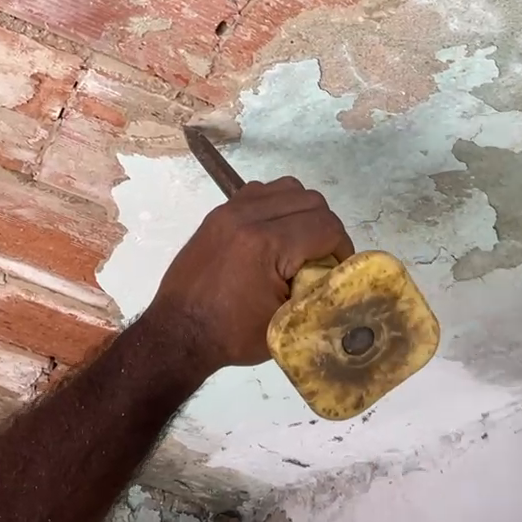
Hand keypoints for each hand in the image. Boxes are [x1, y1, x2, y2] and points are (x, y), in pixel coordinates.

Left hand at [143, 177, 354, 378]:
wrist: (178, 329)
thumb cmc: (232, 334)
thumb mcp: (286, 321)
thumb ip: (316, 291)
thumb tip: (336, 274)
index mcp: (265, 244)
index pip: (325, 225)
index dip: (342, 247)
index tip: (339, 269)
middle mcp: (247, 216)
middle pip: (309, 200)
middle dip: (325, 228)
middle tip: (322, 258)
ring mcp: (229, 210)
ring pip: (285, 188)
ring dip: (301, 212)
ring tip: (299, 244)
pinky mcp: (218, 212)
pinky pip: (259, 191)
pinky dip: (276, 206)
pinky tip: (275, 235)